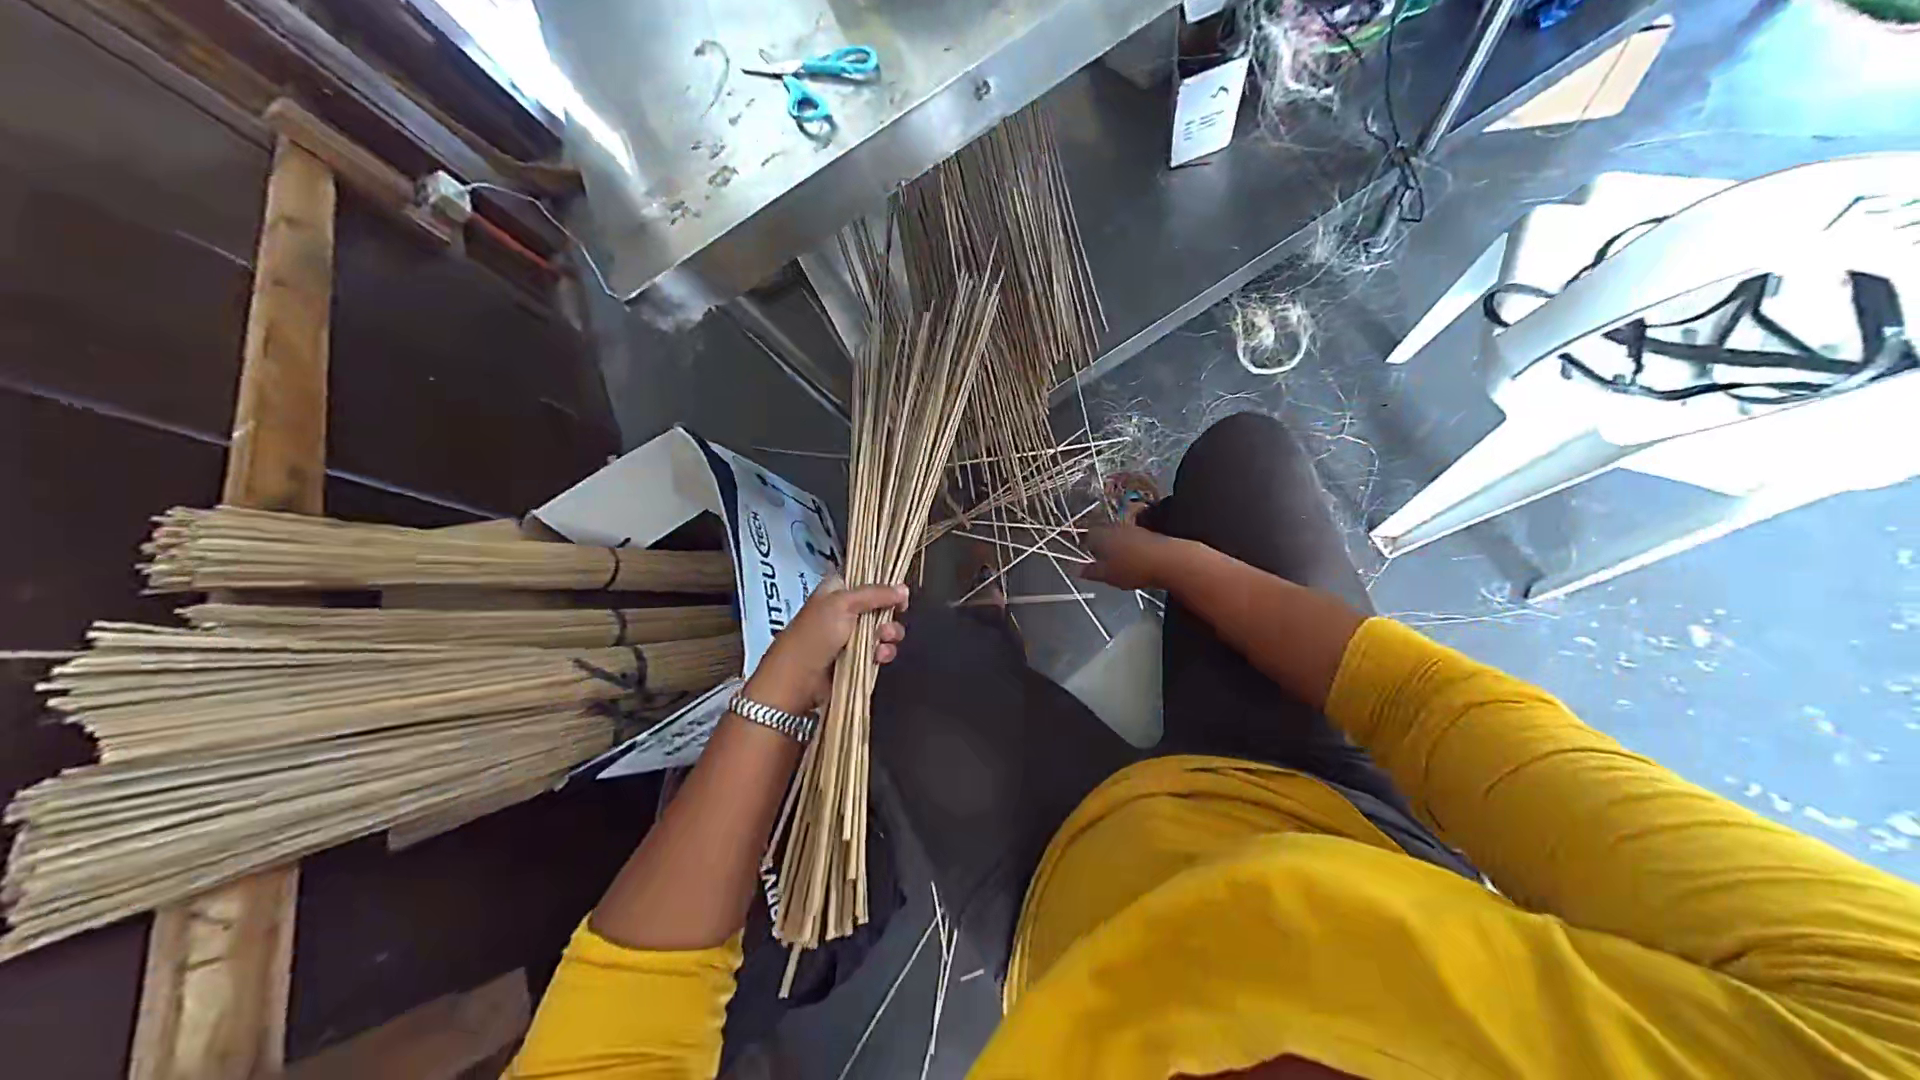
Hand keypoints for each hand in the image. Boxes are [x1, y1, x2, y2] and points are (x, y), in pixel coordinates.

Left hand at [745, 578, 907, 712]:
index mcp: (836, 591)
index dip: (884, 585)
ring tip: (883, 641)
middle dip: (889, 614)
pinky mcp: (856, 658)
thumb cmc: (816, 634)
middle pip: (879, 605)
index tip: (900, 593)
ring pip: (882, 629)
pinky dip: (883, 652)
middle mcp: (844, 610)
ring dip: (889, 634)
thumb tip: (904, 589)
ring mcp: (851, 636)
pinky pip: (879, 650)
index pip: (866, 580)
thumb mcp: (842, 604)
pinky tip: (879, 656)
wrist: (798, 679)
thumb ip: (875, 594)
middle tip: (887, 622)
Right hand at [1080, 522, 1181, 591]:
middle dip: (1103, 550)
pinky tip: (1137, 565)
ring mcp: (1132, 528)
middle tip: (1105, 567)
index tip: (1089, 563)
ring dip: (1118, 550)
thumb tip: (1078, 571)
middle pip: (1103, 536)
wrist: (1168, 561)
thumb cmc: (1133, 567)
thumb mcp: (1106, 575)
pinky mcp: (1147, 534)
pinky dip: (1132, 552)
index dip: (1086, 551)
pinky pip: (1134, 542)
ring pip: (1118, 538)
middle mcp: (1114, 527)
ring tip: (1122, 568)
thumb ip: (1090, 572)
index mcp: (1099, 534)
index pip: (1086, 538)